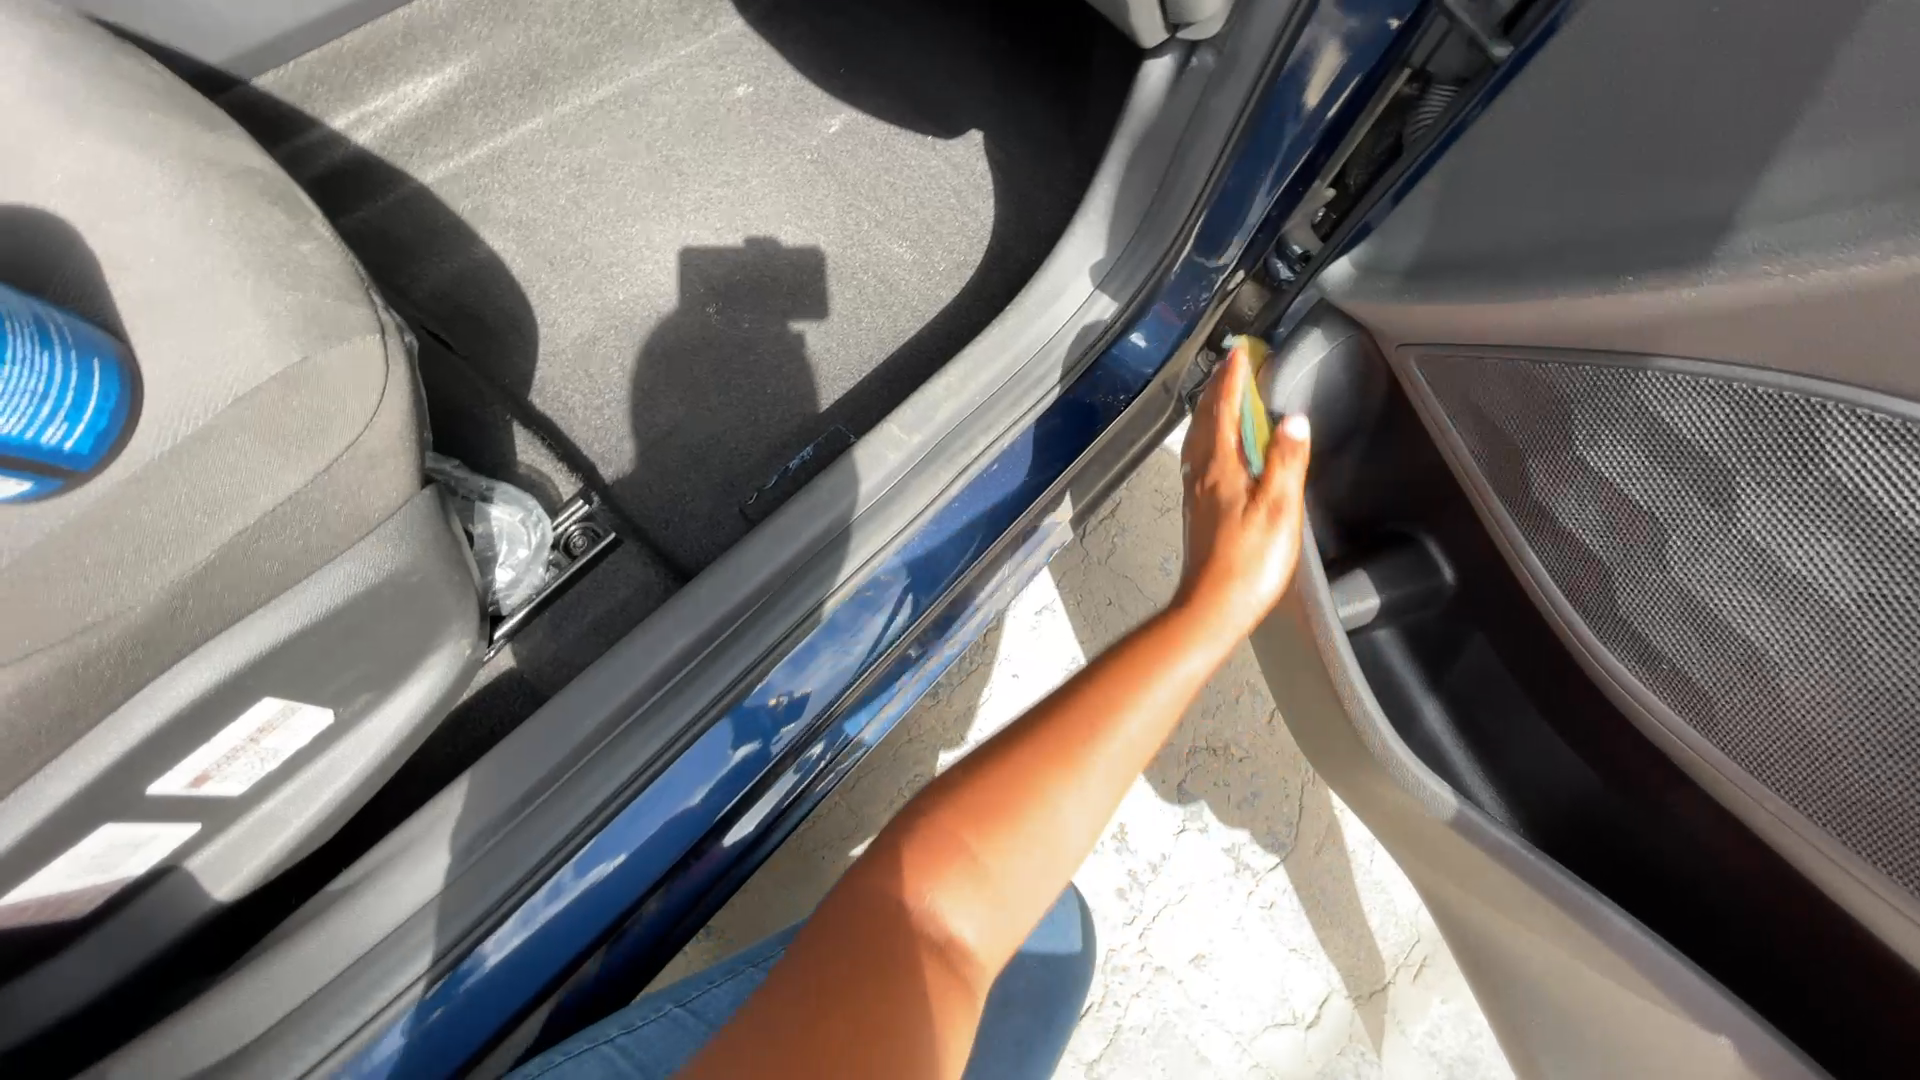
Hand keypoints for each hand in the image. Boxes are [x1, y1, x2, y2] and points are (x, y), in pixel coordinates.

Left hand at [1173, 341, 1311, 641]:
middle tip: (1230, 365)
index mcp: (1221, 467)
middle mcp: (1201, 474)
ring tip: (1220, 396)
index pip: (1225, 410)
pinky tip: (1212, 449)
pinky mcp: (1197, 511)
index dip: (1232, 379)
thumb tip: (1293, 419)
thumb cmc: (1248, 562)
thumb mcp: (1279, 508)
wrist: (1212, 605)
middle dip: (1217, 388)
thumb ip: (1286, 461)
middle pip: (1205, 420)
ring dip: (1208, 411)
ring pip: (1197, 438)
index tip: (1240, 352)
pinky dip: (1206, 438)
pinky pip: (1197, 459)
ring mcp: (1196, 493)